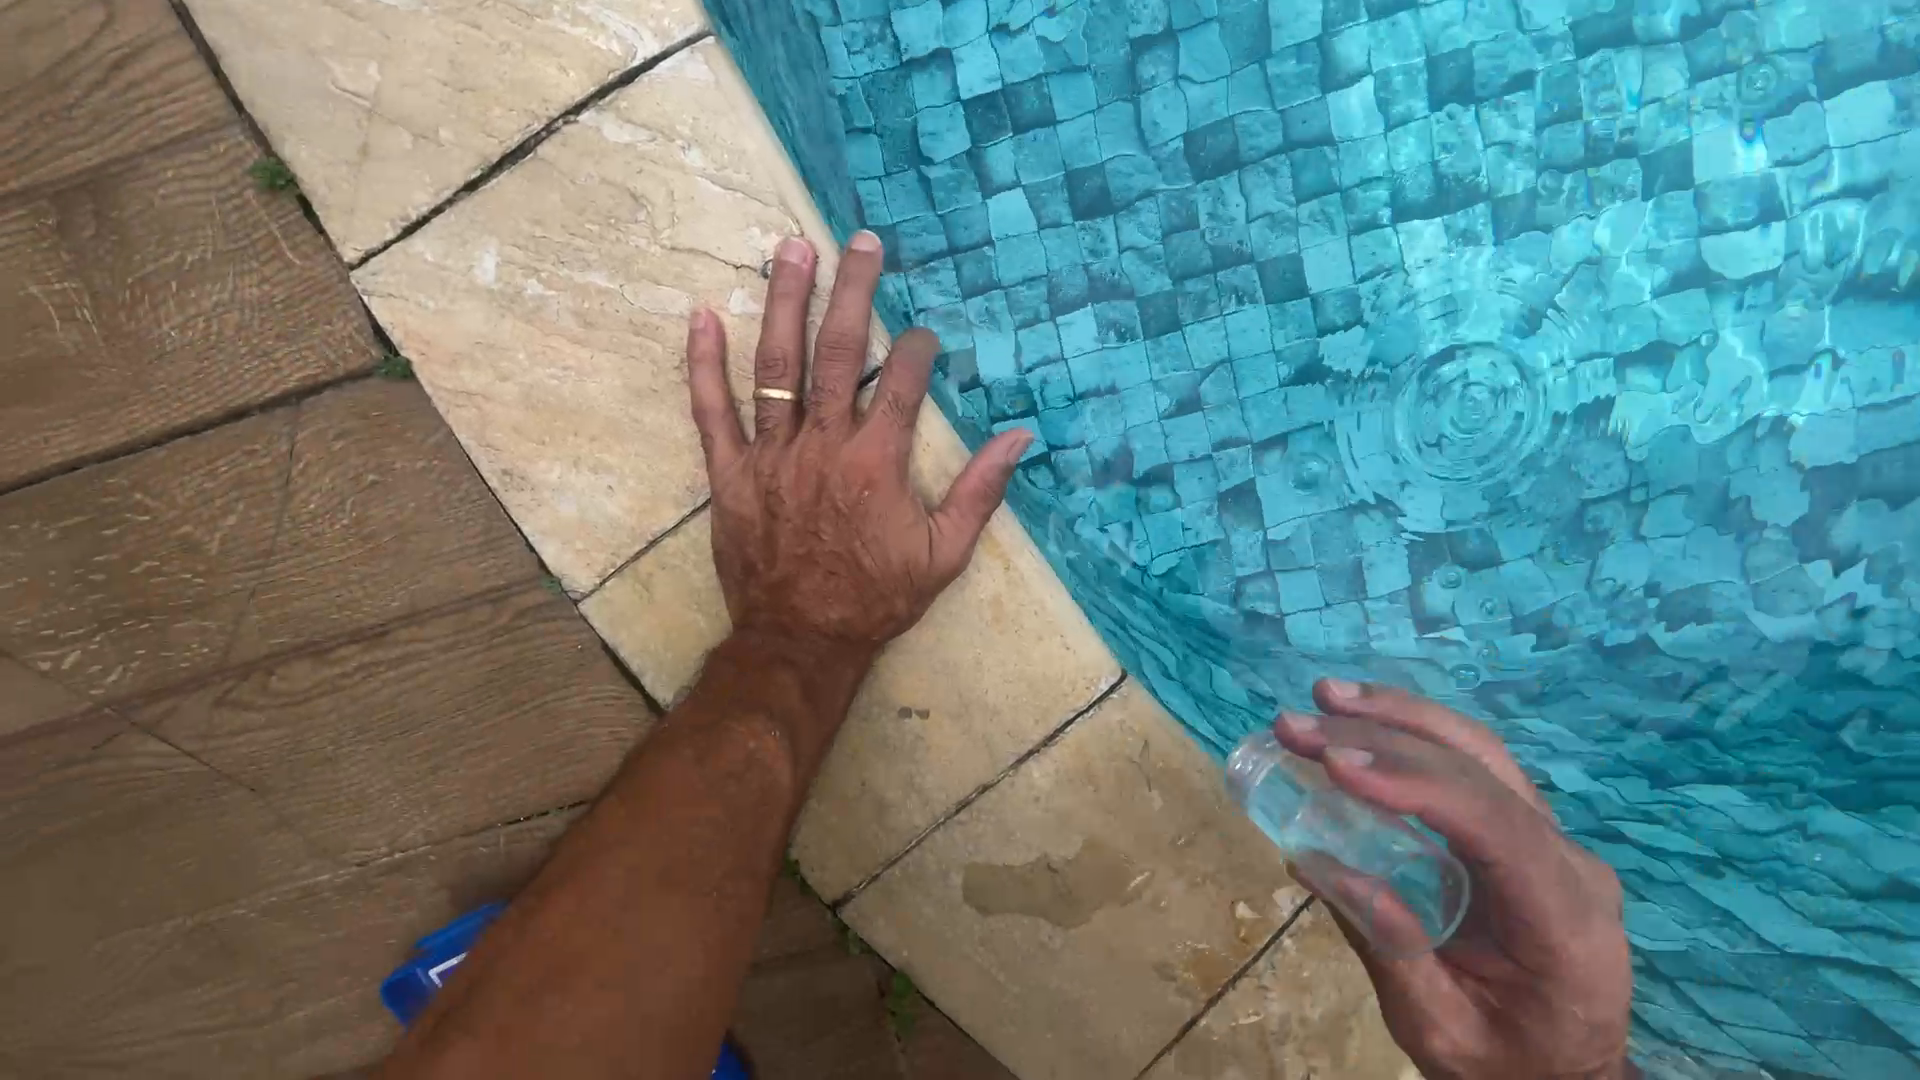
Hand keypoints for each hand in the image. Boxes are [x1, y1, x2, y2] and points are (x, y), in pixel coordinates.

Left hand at [684, 231, 1030, 684]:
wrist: (801, 639)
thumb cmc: (877, 599)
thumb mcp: (944, 555)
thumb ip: (981, 493)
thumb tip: (1021, 438)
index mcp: (878, 462)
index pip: (905, 383)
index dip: (920, 350)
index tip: (926, 335)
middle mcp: (824, 445)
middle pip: (841, 353)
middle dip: (853, 291)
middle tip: (860, 240)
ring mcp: (771, 455)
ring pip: (777, 367)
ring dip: (784, 304)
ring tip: (792, 249)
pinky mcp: (730, 474)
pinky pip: (711, 412)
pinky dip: (704, 365)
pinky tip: (702, 316)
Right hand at [1274, 680, 1635, 1079]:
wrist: (1567, 1077)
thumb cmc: (1504, 1063)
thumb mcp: (1439, 1029)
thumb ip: (1388, 946)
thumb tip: (1309, 857)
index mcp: (1564, 919)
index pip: (1492, 824)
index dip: (1412, 782)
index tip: (1333, 765)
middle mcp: (1568, 860)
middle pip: (1481, 766)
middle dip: (1384, 733)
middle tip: (1297, 725)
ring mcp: (1549, 836)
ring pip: (1477, 749)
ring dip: (1395, 715)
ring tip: (1323, 697)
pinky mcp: (1520, 827)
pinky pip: (1468, 763)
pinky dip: (1408, 731)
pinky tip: (1359, 717)